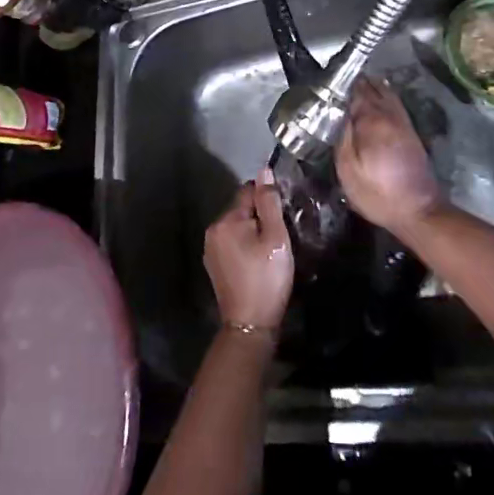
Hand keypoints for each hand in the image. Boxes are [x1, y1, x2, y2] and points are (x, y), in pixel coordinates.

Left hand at [204, 171, 292, 331]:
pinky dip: (244, 245)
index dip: (267, 198)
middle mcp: (213, 229)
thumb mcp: (275, 238)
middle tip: (280, 234)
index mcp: (227, 220)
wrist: (250, 323)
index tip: (283, 213)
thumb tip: (263, 171)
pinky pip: (231, 243)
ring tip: (270, 248)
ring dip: (251, 230)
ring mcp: (210, 248)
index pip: (248, 191)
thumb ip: (269, 203)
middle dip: (259, 215)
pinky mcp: (213, 264)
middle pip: (240, 209)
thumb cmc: (267, 278)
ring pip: (236, 227)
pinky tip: (257, 260)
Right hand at [336, 79, 442, 234]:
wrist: (418, 212)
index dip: (347, 87)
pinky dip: (388, 97)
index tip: (334, 81)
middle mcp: (390, 117)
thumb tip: (341, 115)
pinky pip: (397, 106)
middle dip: (361, 84)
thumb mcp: (349, 170)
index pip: (358, 95)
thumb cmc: (377, 193)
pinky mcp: (412, 134)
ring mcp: (404, 125)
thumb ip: (343, 138)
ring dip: (376, 88)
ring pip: (389, 96)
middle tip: (346, 79)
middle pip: (375, 91)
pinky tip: (382, 98)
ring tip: (363, 82)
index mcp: (373, 123)